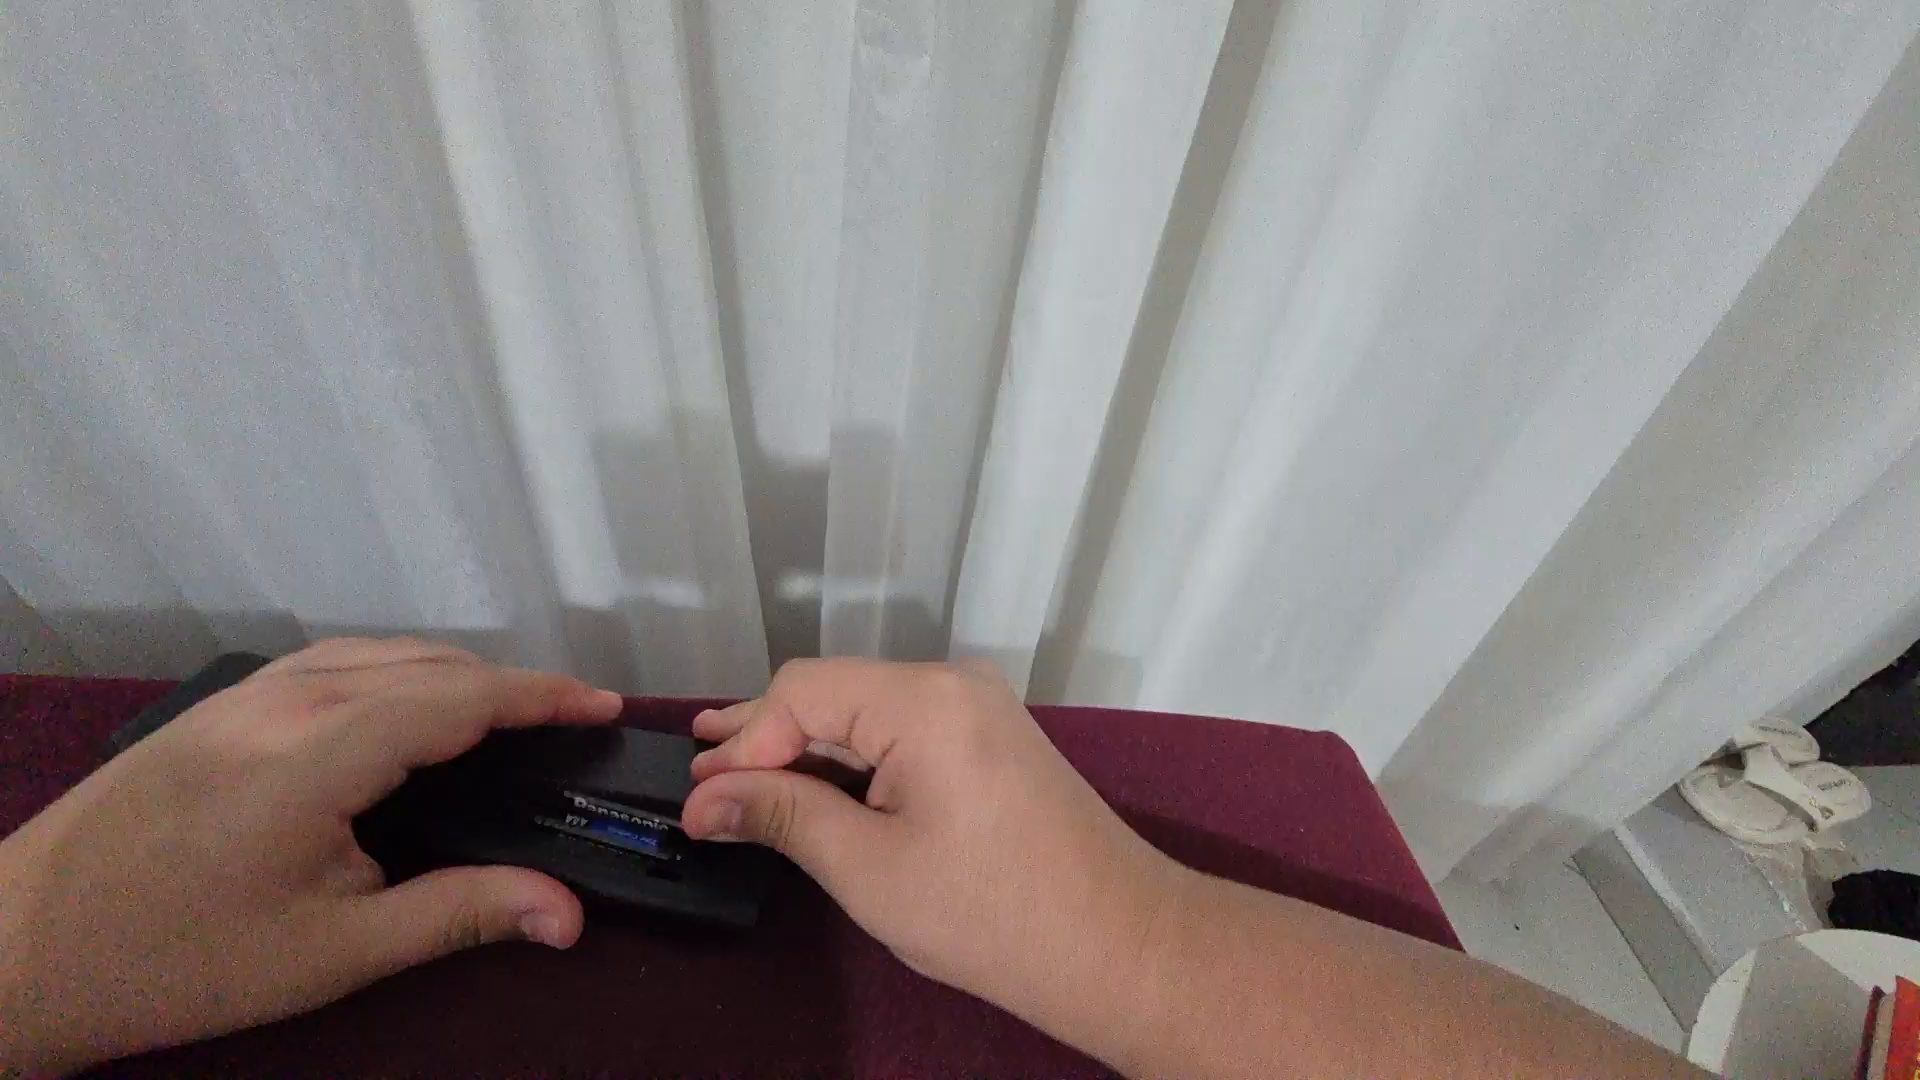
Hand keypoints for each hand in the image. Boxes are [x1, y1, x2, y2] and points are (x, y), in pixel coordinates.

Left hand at [0, 638, 623, 1073]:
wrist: (0, 953)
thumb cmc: (173, 962)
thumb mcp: (327, 954)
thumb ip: (460, 915)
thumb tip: (569, 915)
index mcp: (312, 759)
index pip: (461, 699)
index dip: (544, 696)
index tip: (605, 707)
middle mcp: (290, 700)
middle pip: (441, 666)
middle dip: (521, 687)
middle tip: (573, 722)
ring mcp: (258, 687)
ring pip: (402, 651)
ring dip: (474, 674)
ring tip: (518, 712)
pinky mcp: (240, 692)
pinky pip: (359, 655)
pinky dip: (420, 668)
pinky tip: (430, 699)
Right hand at [680, 658, 1182, 1033]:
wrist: (1116, 938)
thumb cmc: (989, 912)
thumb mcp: (870, 868)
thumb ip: (784, 816)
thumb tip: (705, 801)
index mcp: (924, 699)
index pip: (805, 691)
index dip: (745, 739)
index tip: (699, 796)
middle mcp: (951, 680)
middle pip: (835, 690)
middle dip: (768, 734)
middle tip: (703, 771)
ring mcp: (975, 702)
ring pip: (866, 706)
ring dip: (807, 742)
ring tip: (739, 769)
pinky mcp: (985, 730)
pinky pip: (901, 725)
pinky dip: (853, 751)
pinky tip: (812, 772)